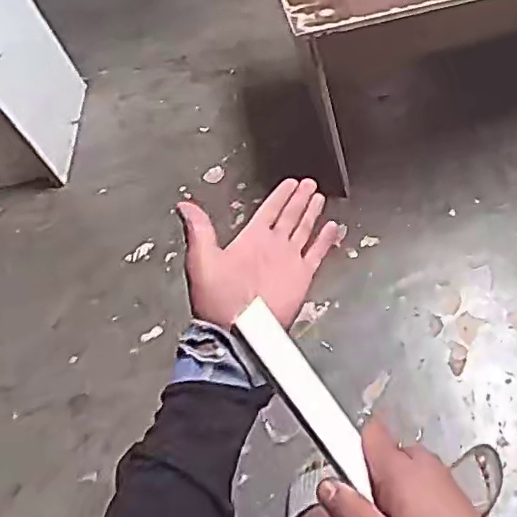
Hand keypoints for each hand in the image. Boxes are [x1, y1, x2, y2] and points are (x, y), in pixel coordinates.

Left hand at [177, 177, 341, 328]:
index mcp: (250, 241)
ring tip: (319, 198)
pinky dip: (325, 240)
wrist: (237, 333)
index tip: (290, 183)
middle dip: (299, 198)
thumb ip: (198, 230)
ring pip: (303, 230)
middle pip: (289, 215)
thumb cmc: (217, 302)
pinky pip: (316, 254)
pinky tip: (331, 228)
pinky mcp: (301, 277)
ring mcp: (287, 261)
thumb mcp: (202, 260)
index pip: (269, 210)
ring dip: (311, 213)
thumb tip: (185, 206)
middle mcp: (270, 248)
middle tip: (308, 183)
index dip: (280, 195)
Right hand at [317, 419, 486, 516]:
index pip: (366, 432)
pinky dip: (411, 493)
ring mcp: (435, 468)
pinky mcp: (447, 482)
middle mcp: (418, 459)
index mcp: (398, 467)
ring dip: (392, 488)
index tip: (341, 467)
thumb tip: (327, 487)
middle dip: (371, 479)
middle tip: (373, 516)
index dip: (349, 446)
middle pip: (380, 453)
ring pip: (399, 466)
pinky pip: (417, 476)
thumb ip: (350, 511)